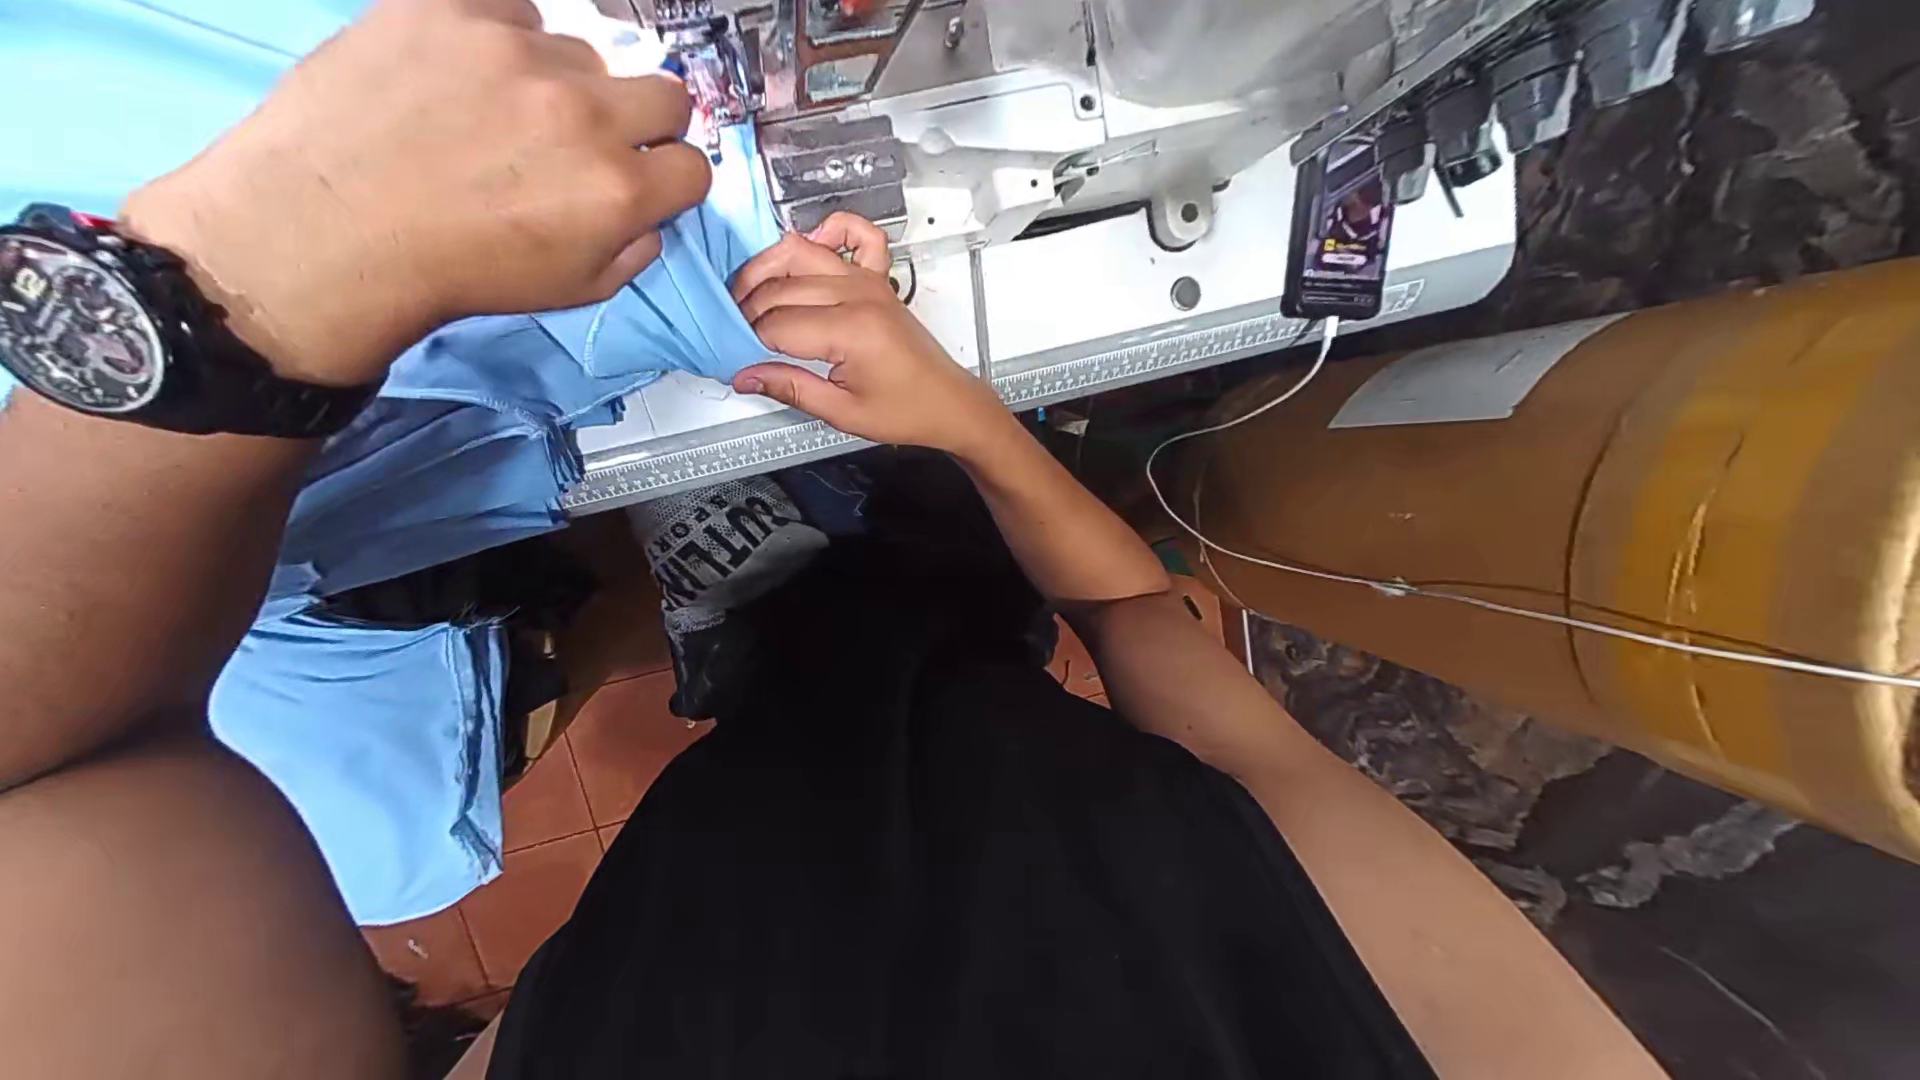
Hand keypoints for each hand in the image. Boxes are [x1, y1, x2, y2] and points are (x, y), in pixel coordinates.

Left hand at [119, 0, 711, 385]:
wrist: (343, 227)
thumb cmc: (475, 272)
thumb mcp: (582, 289)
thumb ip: (635, 249)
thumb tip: (648, 215)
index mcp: (622, 190)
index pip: (696, 168)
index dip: (677, 180)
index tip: (652, 184)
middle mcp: (586, 115)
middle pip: (670, 96)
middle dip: (653, 124)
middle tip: (607, 141)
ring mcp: (517, 52)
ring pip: (588, 55)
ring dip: (573, 85)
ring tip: (518, 111)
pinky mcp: (450, 8)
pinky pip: (516, 6)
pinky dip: (511, 36)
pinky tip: (479, 71)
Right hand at [729, 213, 1011, 455]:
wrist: (948, 404)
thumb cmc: (907, 411)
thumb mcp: (843, 412)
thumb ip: (791, 388)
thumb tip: (745, 375)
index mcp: (851, 331)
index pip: (776, 325)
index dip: (749, 343)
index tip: (737, 358)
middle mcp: (859, 295)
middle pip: (780, 288)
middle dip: (749, 311)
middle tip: (735, 334)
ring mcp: (870, 281)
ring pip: (801, 253)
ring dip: (767, 270)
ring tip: (749, 296)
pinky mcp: (880, 279)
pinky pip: (856, 235)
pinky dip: (830, 232)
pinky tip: (811, 249)